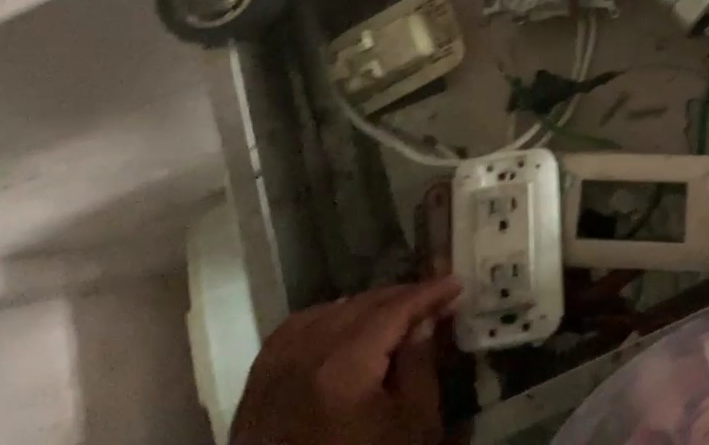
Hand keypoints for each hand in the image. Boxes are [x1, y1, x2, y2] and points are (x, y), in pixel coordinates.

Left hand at [231, 277, 461, 444]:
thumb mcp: (413, 424)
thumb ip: (419, 364)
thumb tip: (422, 320)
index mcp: (344, 368)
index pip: (393, 311)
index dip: (427, 294)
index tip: (455, 284)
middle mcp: (302, 359)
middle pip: (357, 306)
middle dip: (397, 298)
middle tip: (429, 299)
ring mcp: (271, 375)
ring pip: (322, 314)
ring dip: (359, 307)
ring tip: (388, 313)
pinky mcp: (253, 394)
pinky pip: (288, 336)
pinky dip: (318, 322)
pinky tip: (336, 328)